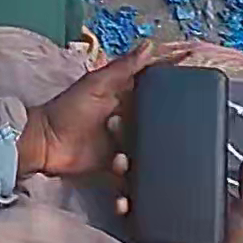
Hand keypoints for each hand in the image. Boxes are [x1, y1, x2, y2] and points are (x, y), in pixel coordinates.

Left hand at [17, 40, 187, 178]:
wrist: (44, 144)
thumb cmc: (68, 109)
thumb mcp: (96, 85)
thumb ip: (123, 68)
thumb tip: (149, 44)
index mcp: (127, 100)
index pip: (156, 92)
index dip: (174, 89)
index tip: (197, 85)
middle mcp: (129, 124)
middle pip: (158, 128)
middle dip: (165, 135)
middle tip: (172, 140)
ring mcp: (124, 148)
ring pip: (147, 157)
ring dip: (138, 162)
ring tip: (118, 161)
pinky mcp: (114, 171)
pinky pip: (130, 183)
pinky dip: (128, 193)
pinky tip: (122, 198)